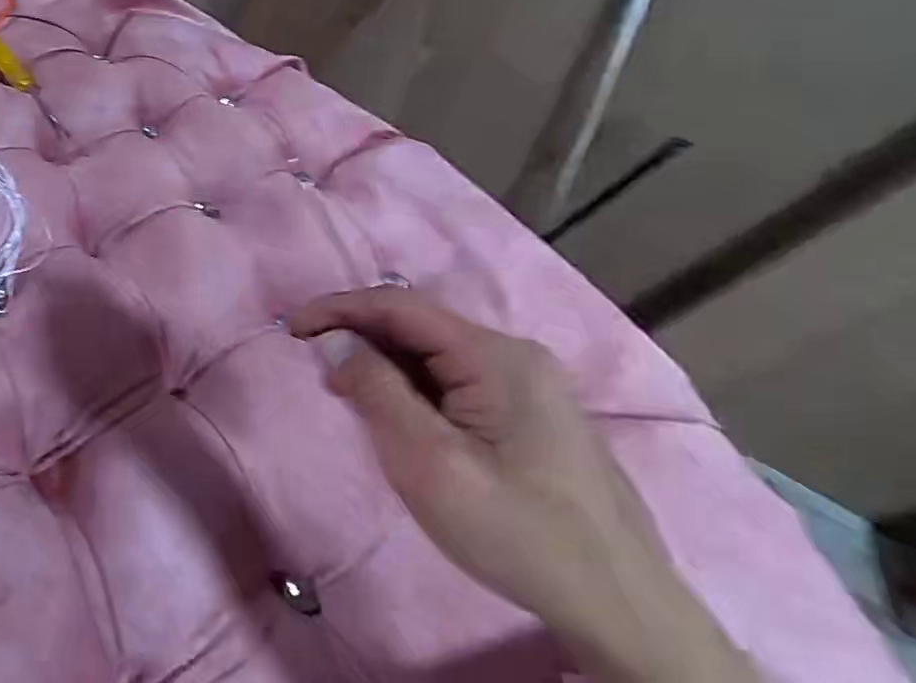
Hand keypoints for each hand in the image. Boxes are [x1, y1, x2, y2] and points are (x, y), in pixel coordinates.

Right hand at [290, 286, 759, 682]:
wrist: (622, 609)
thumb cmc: (517, 532)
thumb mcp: (429, 463)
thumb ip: (377, 392)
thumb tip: (338, 344)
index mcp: (495, 356)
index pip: (399, 306)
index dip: (339, 308)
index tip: (293, 328)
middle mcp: (514, 355)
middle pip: (417, 327)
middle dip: (359, 336)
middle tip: (315, 365)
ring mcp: (527, 383)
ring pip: (434, 354)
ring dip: (384, 363)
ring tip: (346, 391)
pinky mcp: (528, 411)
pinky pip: (453, 379)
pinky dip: (411, 385)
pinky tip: (395, 412)